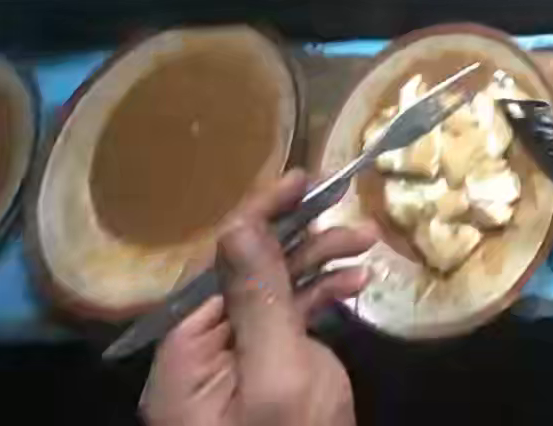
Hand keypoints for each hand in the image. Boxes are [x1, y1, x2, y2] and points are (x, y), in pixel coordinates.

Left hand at [142, 171, 377, 425]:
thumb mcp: (278, 374)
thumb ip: (256, 298)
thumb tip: (238, 222)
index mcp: (186, 357)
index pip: (218, 264)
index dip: (259, 215)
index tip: (302, 179)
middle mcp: (205, 354)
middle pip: (250, 270)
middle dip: (302, 237)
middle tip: (349, 211)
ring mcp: (239, 364)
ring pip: (276, 287)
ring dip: (322, 260)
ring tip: (367, 242)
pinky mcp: (270, 371)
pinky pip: (292, 316)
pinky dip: (325, 293)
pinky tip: (357, 285)